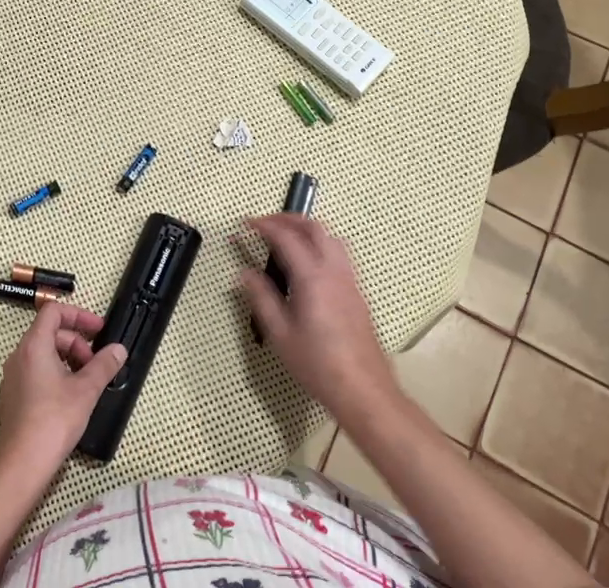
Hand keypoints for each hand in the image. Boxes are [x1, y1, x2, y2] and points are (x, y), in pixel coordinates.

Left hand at [0, 303, 127, 468]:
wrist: (23, 460)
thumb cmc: (55, 419)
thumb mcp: (86, 390)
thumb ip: (104, 365)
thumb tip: (118, 349)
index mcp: (34, 345)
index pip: (53, 311)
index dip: (78, 315)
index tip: (98, 330)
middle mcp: (19, 354)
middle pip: (50, 333)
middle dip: (76, 343)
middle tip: (95, 366)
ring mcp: (13, 375)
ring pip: (43, 353)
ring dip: (68, 359)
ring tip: (86, 382)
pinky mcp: (13, 393)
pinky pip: (35, 370)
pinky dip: (55, 372)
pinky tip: (70, 396)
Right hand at [237, 214, 396, 414]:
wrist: (363, 389)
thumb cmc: (317, 363)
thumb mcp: (279, 333)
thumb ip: (261, 297)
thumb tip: (245, 272)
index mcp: (312, 277)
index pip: (286, 238)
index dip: (264, 226)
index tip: (246, 224)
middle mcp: (334, 271)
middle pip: (314, 228)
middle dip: (288, 219)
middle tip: (265, 224)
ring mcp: (350, 280)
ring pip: (331, 238)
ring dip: (307, 229)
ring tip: (286, 237)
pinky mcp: (357, 292)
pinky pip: (339, 254)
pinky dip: (320, 244)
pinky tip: (307, 263)